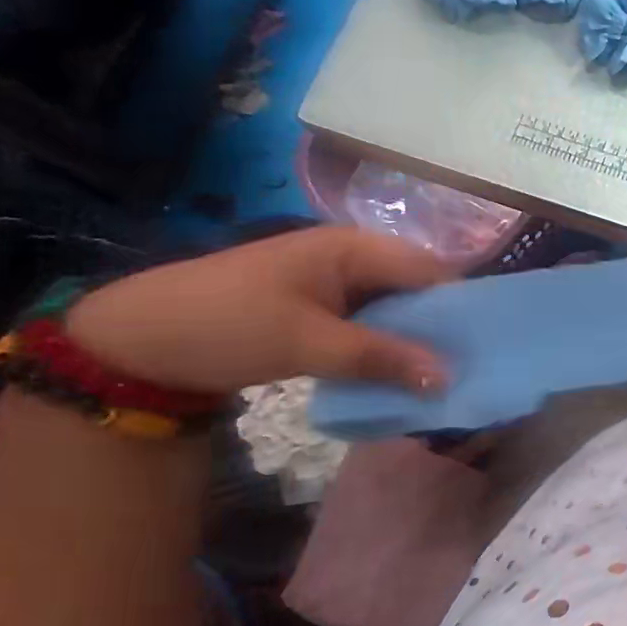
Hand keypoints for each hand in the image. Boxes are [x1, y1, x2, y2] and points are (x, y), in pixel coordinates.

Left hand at [65, 227, 450, 393]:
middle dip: (443, 327)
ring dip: (417, 341)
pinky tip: (404, 374)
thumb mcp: (307, 343)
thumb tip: (447, 378)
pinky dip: (389, 347)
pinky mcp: (324, 308)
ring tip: (446, 375)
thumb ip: (381, 357)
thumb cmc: (227, 325)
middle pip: (418, 289)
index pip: (431, 271)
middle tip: (471, 367)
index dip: (462, 306)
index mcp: (353, 247)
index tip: (488, 346)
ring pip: (397, 309)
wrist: (138, 341)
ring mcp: (337, 282)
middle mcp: (353, 257)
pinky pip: (373, 324)